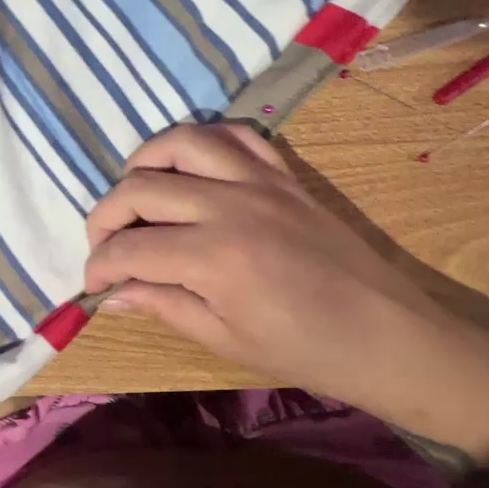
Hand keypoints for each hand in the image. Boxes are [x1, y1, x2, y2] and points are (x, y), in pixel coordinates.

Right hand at [84, 124, 488, 451]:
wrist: (393, 338)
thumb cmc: (307, 352)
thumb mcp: (225, 340)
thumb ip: (163, 305)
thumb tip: (113, 292)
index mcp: (215, 259)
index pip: (129, 248)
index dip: (100, 265)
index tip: (94, 283)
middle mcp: (231, 206)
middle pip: (140, 187)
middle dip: (106, 216)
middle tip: (107, 245)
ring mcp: (261, 182)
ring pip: (181, 142)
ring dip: (144, 163)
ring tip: (137, 193)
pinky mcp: (285, 174)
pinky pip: (235, 135)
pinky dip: (202, 144)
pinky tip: (190, 170)